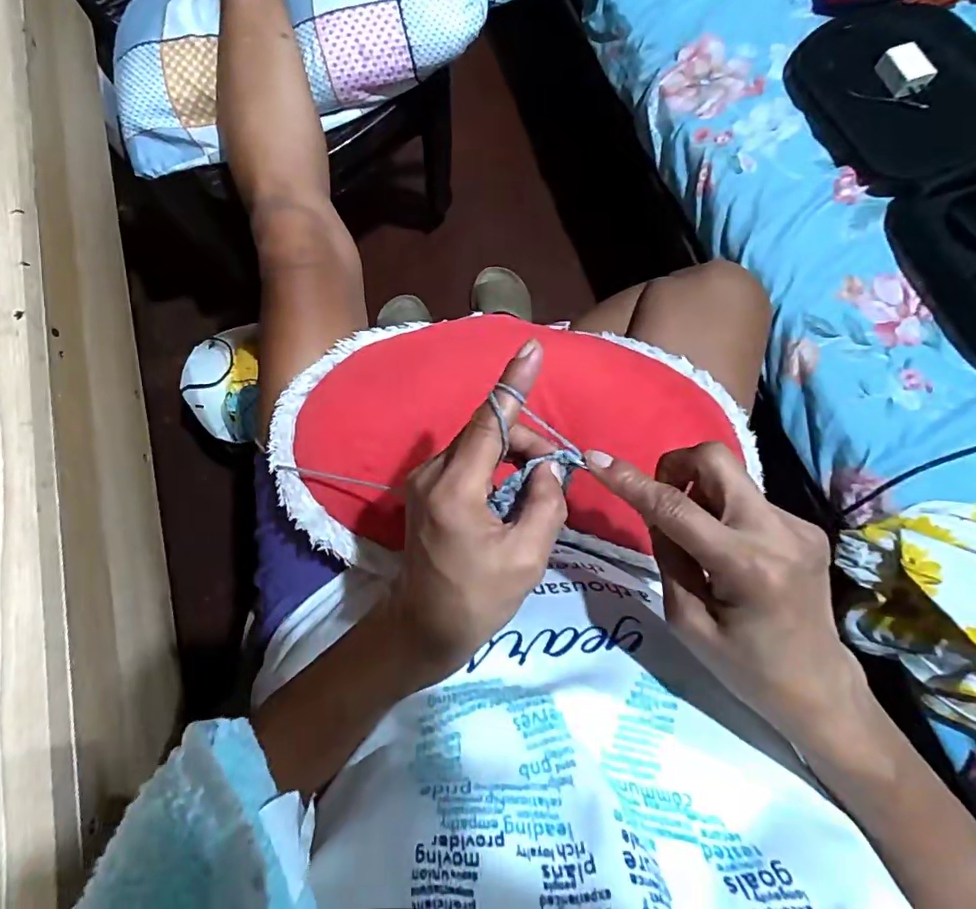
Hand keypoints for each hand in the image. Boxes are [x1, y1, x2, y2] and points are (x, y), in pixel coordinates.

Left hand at [387, 339, 568, 684]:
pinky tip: (511, 496)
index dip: (513, 384)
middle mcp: (432, 473)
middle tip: (553, 475)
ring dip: (510, 456)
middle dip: (525, 442)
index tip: (530, 348)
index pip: (488, 422)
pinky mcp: (424, 489)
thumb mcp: (527, 557)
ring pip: (477, 445)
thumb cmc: (476, 599)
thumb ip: (545, 503)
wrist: (422, 626)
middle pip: (486, 432)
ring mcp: (423, 480)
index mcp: (455, 488)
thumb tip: (547, 467)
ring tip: (534, 492)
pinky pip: (466, 462)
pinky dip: (493, 468)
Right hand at [586, 442, 866, 733]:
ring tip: (698, 541)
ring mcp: (797, 525)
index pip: (676, 507)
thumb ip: (667, 557)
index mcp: (746, 566)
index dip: (630, 481)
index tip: (596, 458)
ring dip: (699, 494)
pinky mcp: (805, 526)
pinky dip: (723, 512)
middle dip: (675, 467)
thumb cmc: (745, 667)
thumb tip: (654, 510)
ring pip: (730, 477)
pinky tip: (728, 553)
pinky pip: (747, 499)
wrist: (820, 689)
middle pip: (715, 460)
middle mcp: (777, 533)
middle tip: (661, 502)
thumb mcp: (687, 620)